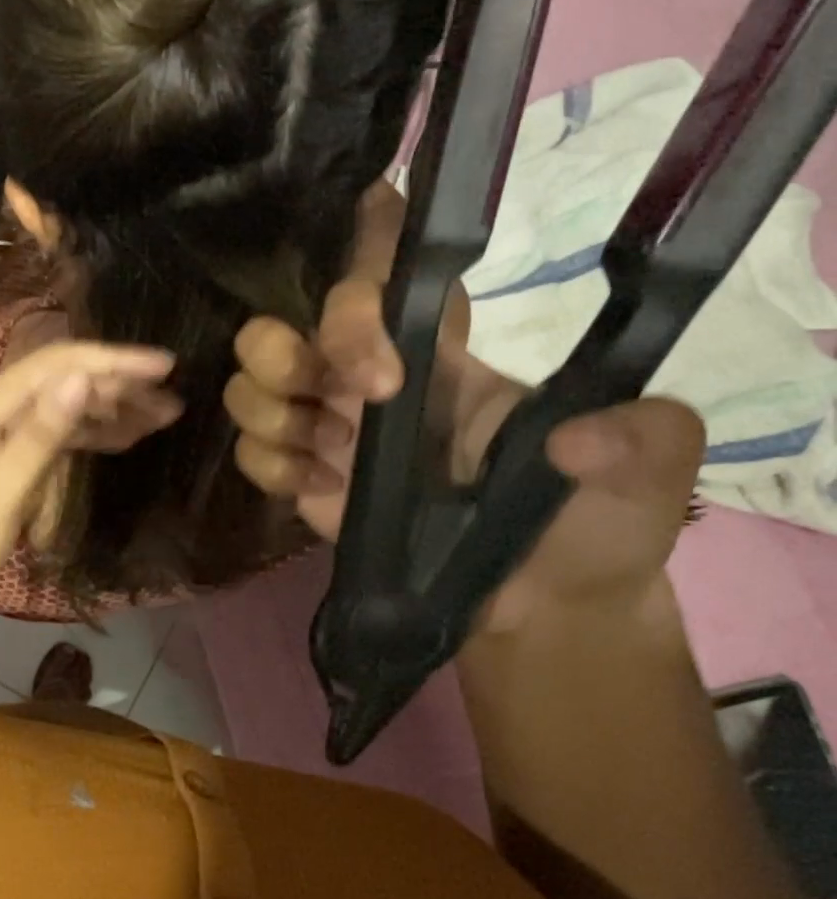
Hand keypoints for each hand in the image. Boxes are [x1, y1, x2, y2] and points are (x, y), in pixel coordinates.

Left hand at [0, 341, 179, 598]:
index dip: (112, 359)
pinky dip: (90, 431)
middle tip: (172, 399)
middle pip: (62, 378)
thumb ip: (41, 433)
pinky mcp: (5, 449)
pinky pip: (54, 429)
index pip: (55, 363)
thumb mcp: (4, 488)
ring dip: (111, 408)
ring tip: (162, 417)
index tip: (165, 364)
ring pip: (63, 404)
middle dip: (118, 384)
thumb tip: (81, 379)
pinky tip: (125, 438)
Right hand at [225, 276, 703, 632]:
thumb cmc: (593, 523)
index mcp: (437, 360)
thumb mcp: (650, 471)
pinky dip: (271, 469)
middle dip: (284, 356)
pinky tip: (322, 493)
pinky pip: (250, 455)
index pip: (374, 291)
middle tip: (341, 399)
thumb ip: (643, 436)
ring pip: (247, 389)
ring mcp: (327, 434)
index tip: (378, 366)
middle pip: (279, 331)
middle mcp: (365, 385)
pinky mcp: (303, 483)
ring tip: (331, 459)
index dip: (353, 303)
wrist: (543, 607)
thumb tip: (572, 440)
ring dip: (271, 416)